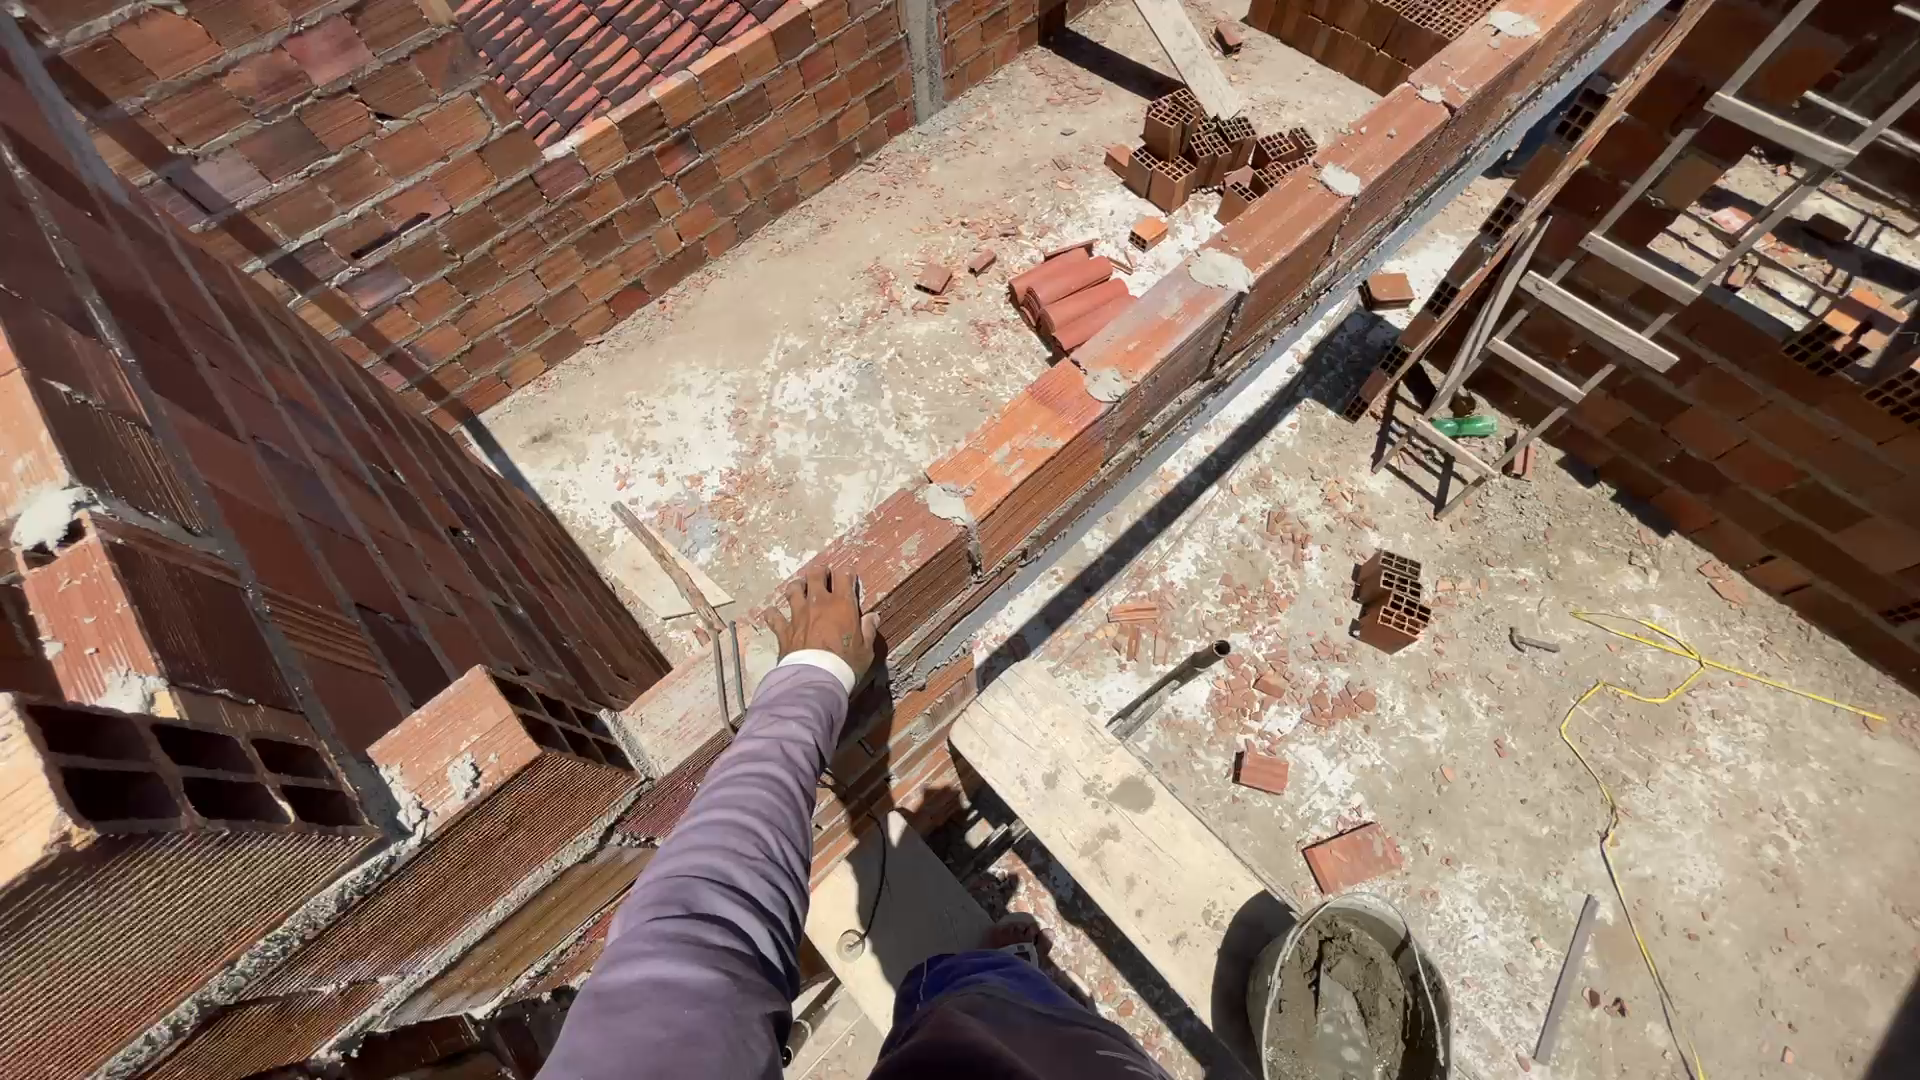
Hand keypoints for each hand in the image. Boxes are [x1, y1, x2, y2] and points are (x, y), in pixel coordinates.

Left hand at [765, 564, 879, 681]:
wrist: (816, 679)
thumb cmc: (846, 664)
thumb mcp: (866, 649)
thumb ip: (868, 630)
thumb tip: (873, 617)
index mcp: (842, 605)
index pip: (844, 578)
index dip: (846, 574)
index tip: (848, 576)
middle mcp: (818, 603)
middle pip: (815, 575)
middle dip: (819, 572)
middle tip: (822, 575)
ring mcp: (798, 615)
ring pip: (793, 590)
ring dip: (797, 586)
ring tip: (799, 588)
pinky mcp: (784, 630)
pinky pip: (774, 617)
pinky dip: (773, 614)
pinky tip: (771, 612)